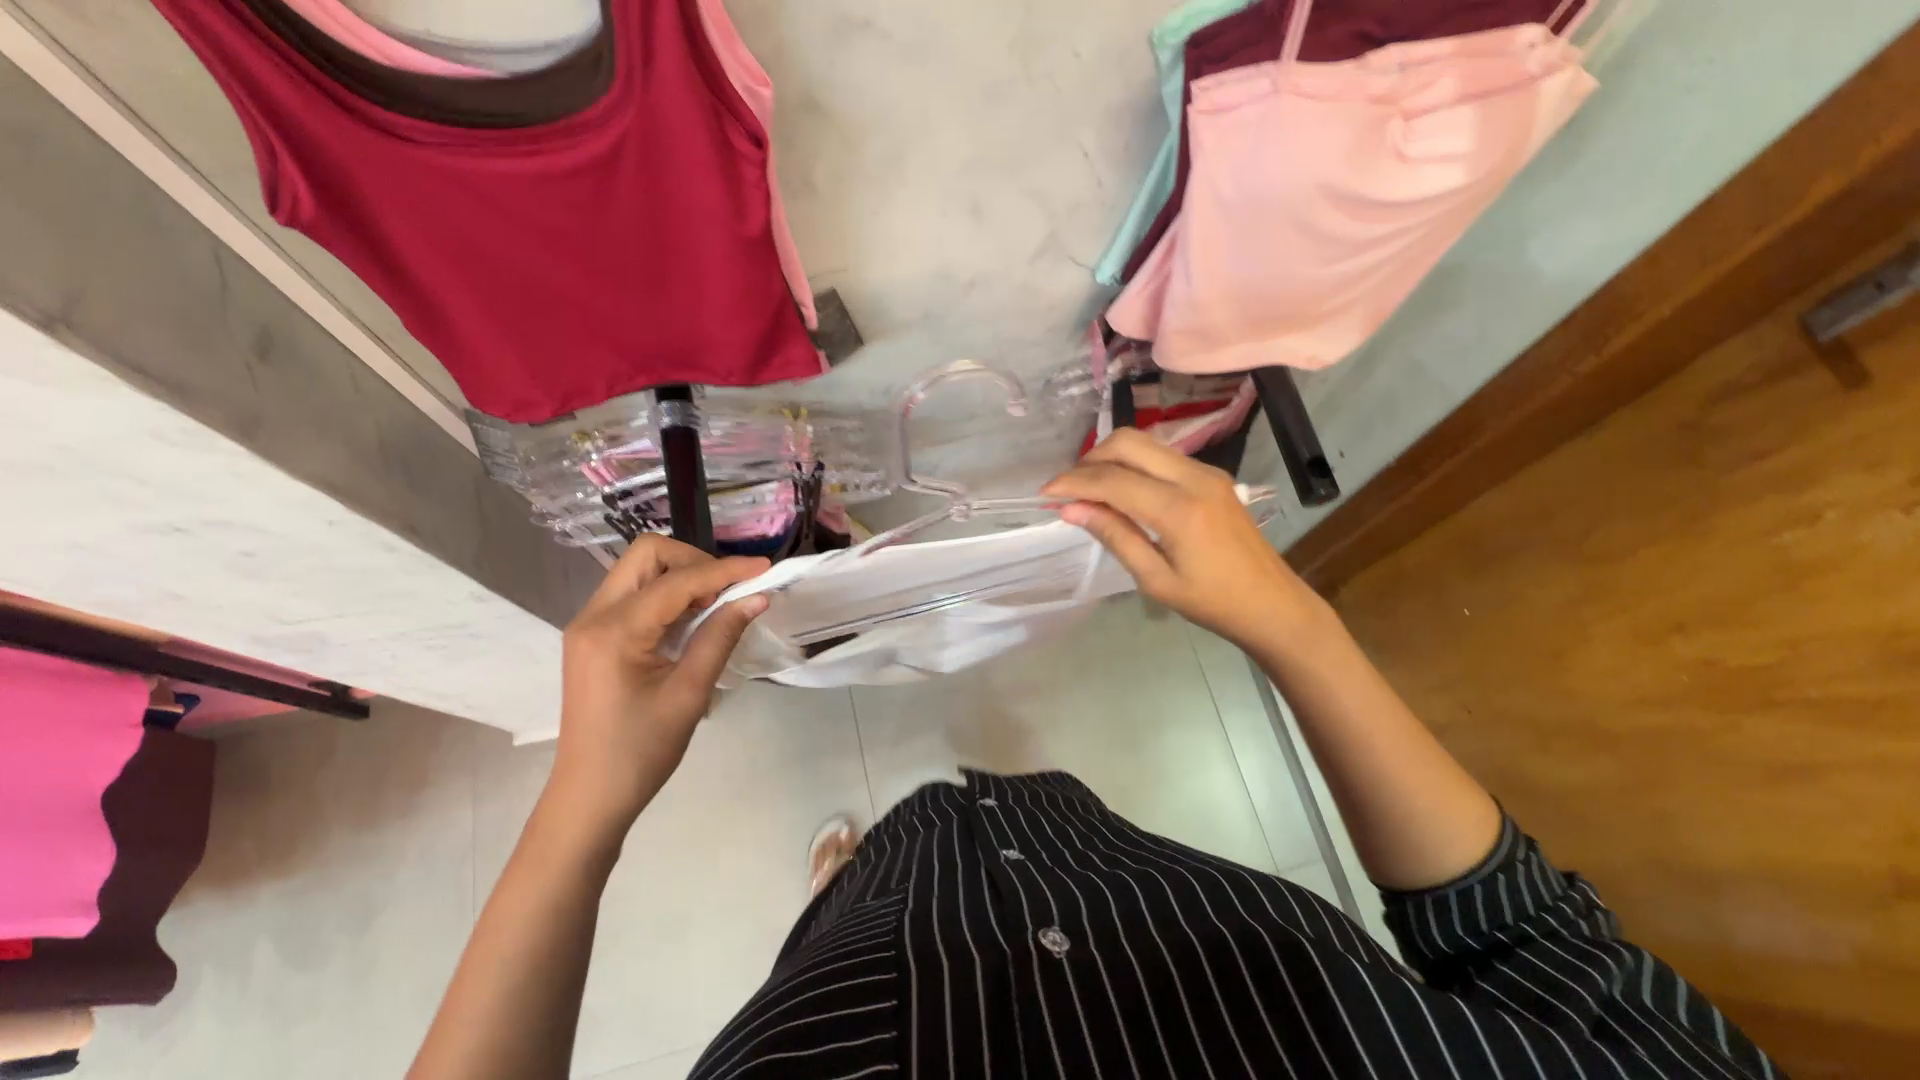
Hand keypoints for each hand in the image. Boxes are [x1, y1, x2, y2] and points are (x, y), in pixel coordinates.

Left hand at [552, 537, 769, 825]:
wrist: (590, 795)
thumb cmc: (640, 751)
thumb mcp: (689, 694)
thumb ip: (721, 637)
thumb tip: (757, 598)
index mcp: (614, 630)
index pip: (677, 581)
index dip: (724, 570)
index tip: (765, 568)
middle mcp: (594, 615)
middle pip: (647, 556)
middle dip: (695, 562)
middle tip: (730, 591)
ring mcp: (589, 625)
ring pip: (639, 571)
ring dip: (681, 577)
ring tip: (716, 607)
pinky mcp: (593, 637)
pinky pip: (633, 595)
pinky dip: (667, 596)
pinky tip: (692, 621)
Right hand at [1042, 428, 1328, 649]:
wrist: (1272, 603)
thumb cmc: (1212, 602)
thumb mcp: (1155, 580)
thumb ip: (1114, 536)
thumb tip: (1071, 509)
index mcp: (1180, 509)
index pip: (1113, 480)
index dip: (1074, 483)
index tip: (1045, 494)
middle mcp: (1194, 478)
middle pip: (1129, 442)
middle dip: (1090, 459)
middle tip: (1068, 489)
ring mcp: (1207, 472)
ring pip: (1146, 444)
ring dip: (1111, 458)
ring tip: (1088, 490)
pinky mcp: (1212, 476)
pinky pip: (1162, 457)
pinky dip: (1133, 465)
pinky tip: (1121, 491)